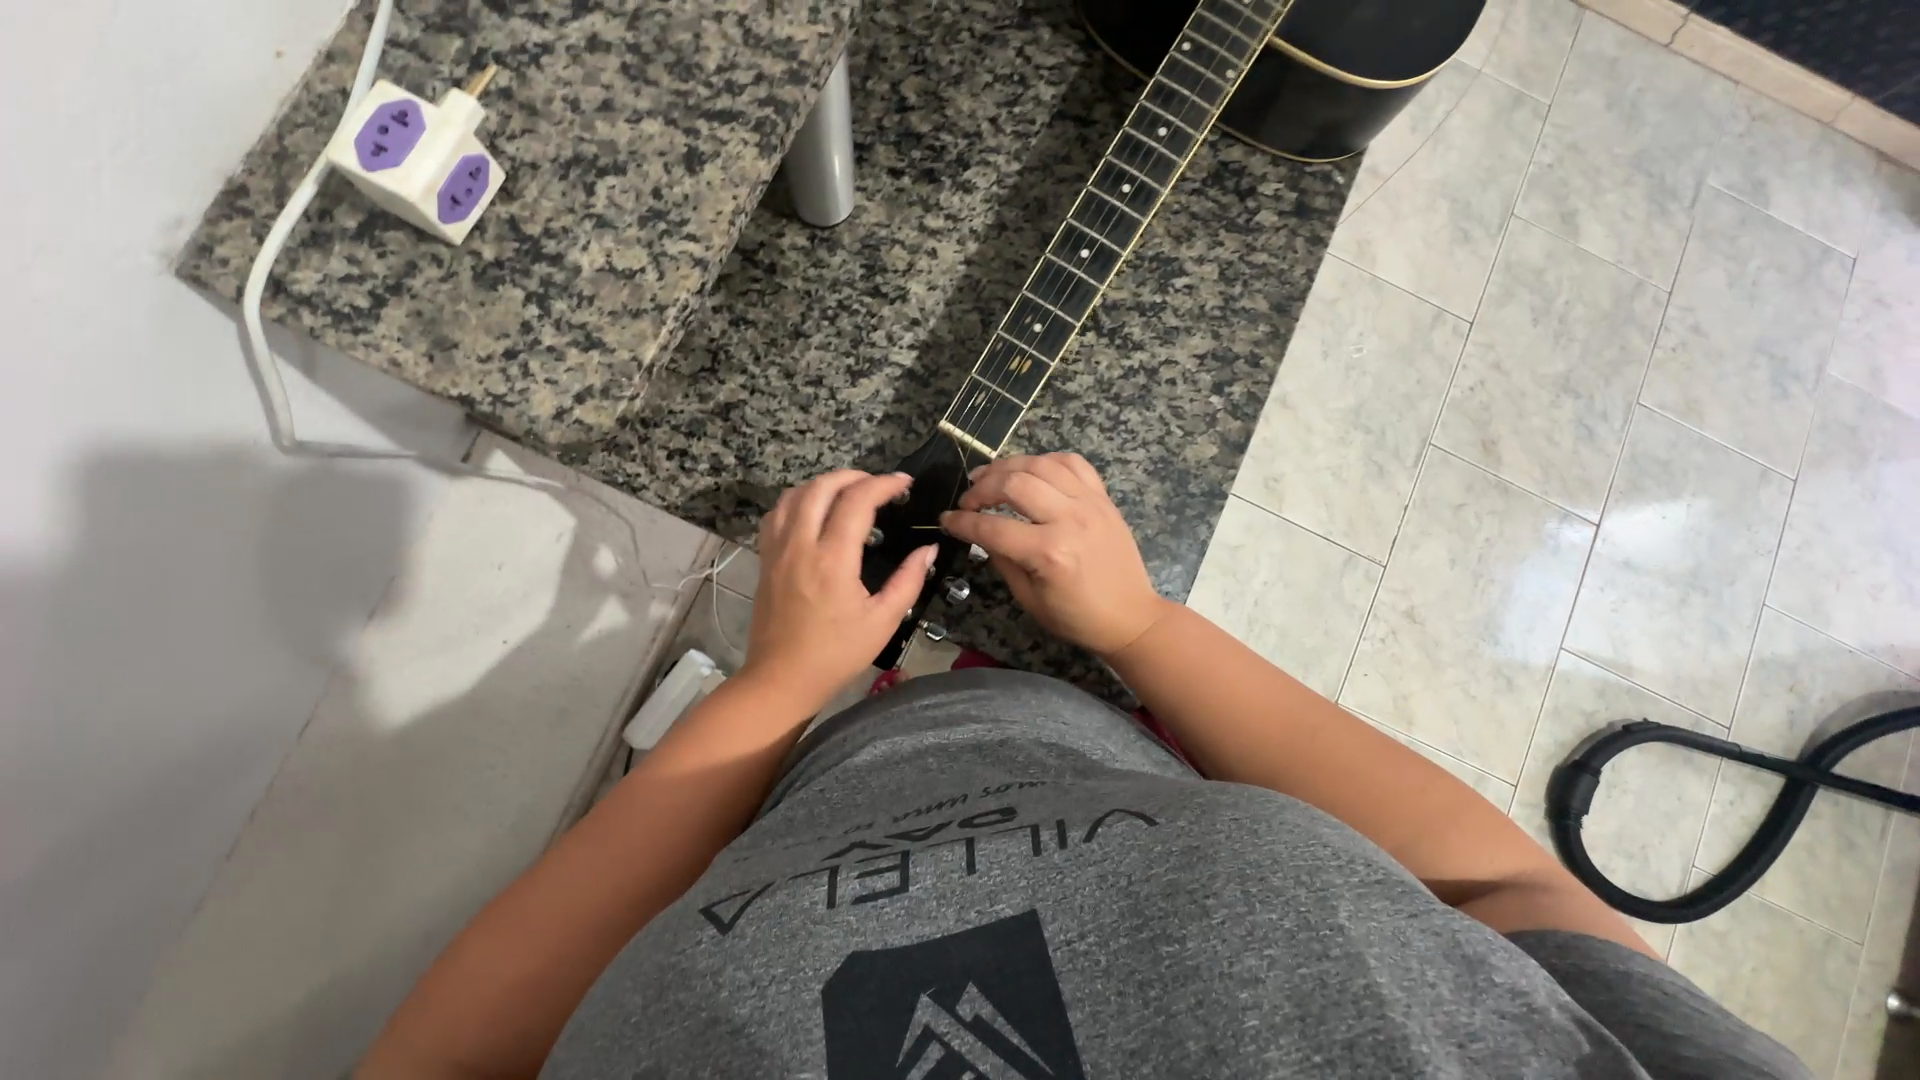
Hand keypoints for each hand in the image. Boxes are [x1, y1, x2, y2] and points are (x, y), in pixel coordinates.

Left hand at [740, 470, 936, 711]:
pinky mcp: (765, 559)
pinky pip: (776, 514)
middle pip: (822, 487)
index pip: (857, 501)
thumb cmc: (836, 655)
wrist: (781, 678)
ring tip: (848, 491)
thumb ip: (908, 581)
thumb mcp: (883, 622)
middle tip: (878, 484)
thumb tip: (928, 550)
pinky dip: (798, 500)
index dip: (884, 484)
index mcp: (832, 560)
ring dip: (823, 484)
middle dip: (854, 476)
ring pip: (794, 495)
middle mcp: (800, 545)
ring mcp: (777, 550)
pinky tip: (813, 511)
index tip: (904, 483)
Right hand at [940, 453, 1171, 656]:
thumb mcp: (1029, 598)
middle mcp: (1070, 519)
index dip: (962, 522)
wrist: (1131, 616)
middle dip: (982, 487)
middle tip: (968, 500)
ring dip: (1009, 466)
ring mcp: (1090, 503)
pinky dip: (1046, 461)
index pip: (992, 527)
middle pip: (1014, 483)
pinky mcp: (1103, 497)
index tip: (947, 520)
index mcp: (1049, 553)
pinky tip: (1031, 471)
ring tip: (990, 477)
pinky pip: (1072, 462)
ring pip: (1041, 464)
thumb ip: (1002, 560)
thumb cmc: (1077, 617)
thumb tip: (980, 532)